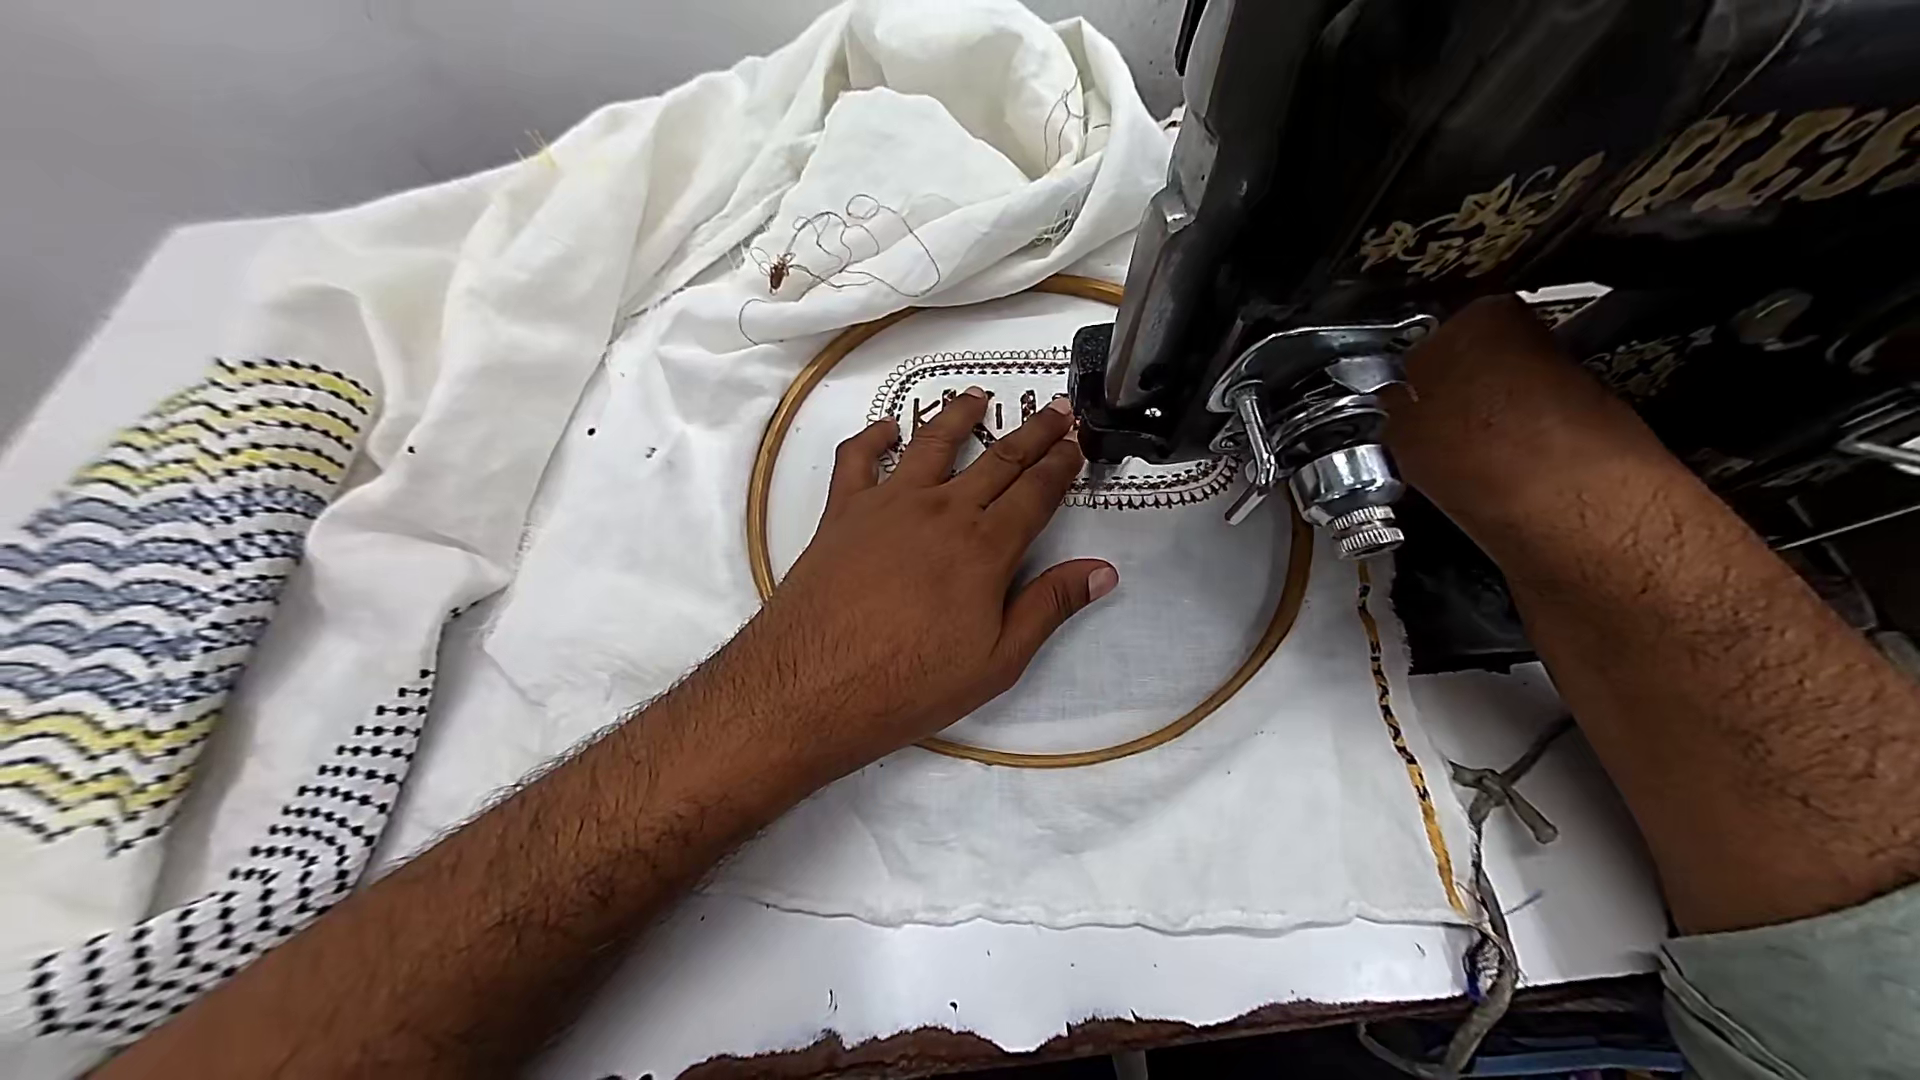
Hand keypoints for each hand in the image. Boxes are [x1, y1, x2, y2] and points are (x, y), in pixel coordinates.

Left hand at [704, 388, 1116, 785]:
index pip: (1036, 492)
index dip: (1061, 465)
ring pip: (932, 444)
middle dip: (1033, 432)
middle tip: (1055, 409)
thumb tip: (1101, 572)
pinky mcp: (843, 512)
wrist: (812, 686)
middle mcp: (941, 512)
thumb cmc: (909, 682)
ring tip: (977, 396)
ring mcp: (888, 505)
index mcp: (984, 548)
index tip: (1075, 444)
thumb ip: (1050, 607)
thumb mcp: (997, 660)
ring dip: (959, 415)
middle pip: (998, 459)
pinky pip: (858, 458)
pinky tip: (887, 428)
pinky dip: (873, 436)